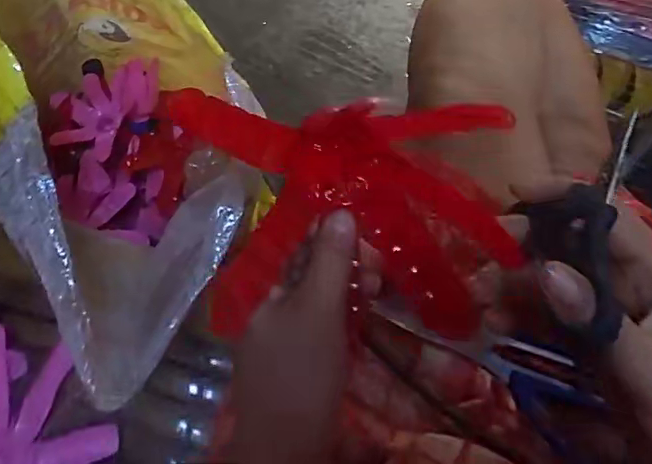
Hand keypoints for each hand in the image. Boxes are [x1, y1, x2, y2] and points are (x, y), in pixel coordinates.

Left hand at [226, 210, 357, 463]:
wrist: (285, 456)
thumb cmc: (301, 375)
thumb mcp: (318, 310)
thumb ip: (330, 263)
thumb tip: (341, 212)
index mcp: (272, 298)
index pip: (303, 256)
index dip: (333, 242)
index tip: (365, 238)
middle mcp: (272, 320)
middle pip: (310, 284)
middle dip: (345, 271)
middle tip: (379, 272)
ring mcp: (282, 354)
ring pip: (317, 315)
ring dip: (346, 300)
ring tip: (375, 293)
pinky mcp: (296, 385)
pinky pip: (320, 343)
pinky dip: (341, 332)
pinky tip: (358, 335)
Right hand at [510, 183, 651, 463]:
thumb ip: (601, 323)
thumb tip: (547, 270)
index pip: (608, 217)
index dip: (565, 197)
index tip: (516, 191)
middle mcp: (632, 290)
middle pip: (571, 247)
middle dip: (526, 246)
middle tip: (485, 254)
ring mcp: (612, 323)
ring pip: (555, 285)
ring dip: (515, 285)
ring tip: (482, 299)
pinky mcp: (597, 354)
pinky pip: (552, 322)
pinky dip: (522, 318)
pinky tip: (496, 324)